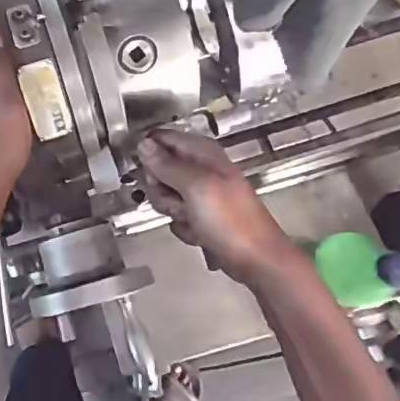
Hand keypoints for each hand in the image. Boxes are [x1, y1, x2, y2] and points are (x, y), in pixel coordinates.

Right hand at [135, 129, 297, 284]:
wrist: (257, 261)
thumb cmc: (229, 219)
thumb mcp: (195, 186)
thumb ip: (166, 164)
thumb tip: (142, 143)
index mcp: (202, 151)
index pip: (160, 139)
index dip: (148, 155)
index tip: (149, 176)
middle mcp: (200, 167)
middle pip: (158, 169)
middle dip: (161, 189)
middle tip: (178, 200)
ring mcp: (200, 193)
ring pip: (164, 194)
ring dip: (172, 210)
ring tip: (191, 218)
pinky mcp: (200, 215)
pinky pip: (176, 215)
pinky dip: (184, 226)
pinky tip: (198, 232)